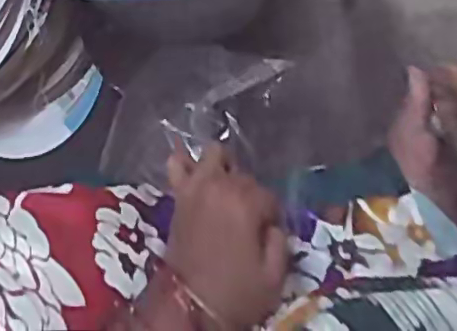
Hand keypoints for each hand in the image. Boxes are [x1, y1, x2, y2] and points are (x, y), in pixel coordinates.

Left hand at [162, 144, 286, 329]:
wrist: (191, 302)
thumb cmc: (236, 293)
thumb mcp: (273, 278)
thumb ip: (280, 244)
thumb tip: (272, 225)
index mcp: (246, 204)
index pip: (269, 196)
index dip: (273, 215)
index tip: (269, 232)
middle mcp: (220, 185)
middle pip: (244, 175)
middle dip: (251, 194)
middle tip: (249, 220)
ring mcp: (196, 184)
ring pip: (213, 153)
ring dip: (223, 168)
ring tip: (226, 191)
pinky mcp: (178, 191)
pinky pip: (176, 162)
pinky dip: (186, 164)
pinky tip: (196, 178)